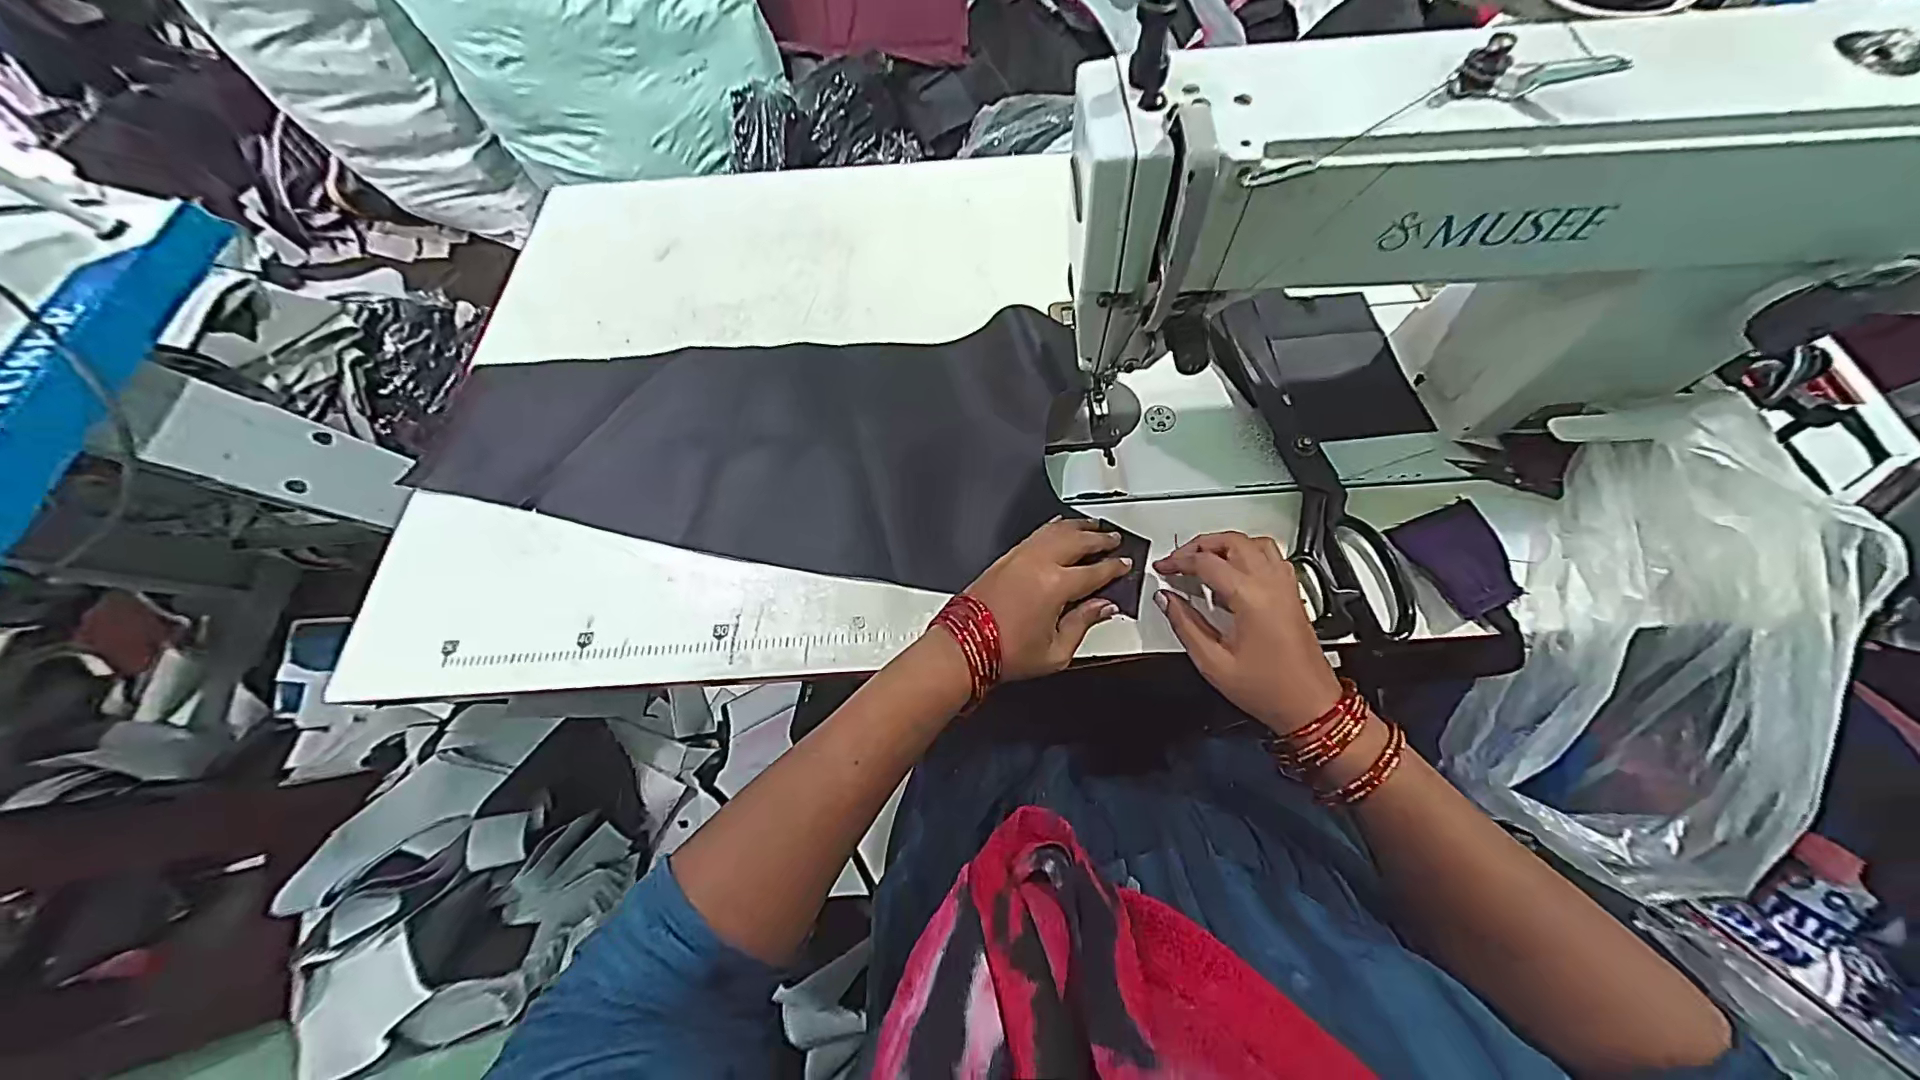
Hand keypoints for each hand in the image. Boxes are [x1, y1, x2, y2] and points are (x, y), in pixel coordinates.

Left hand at [960, 518, 1131, 681]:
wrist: (964, 647)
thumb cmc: (1002, 652)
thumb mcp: (1056, 652)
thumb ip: (1083, 624)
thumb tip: (1101, 608)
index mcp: (1055, 585)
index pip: (1095, 570)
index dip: (1114, 567)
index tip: (1124, 564)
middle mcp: (1037, 564)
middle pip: (1078, 541)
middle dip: (1100, 539)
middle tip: (1113, 539)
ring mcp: (1019, 557)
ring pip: (1055, 531)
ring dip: (1078, 527)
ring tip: (1092, 526)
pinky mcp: (1004, 559)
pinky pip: (1035, 534)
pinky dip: (1052, 528)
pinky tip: (1058, 528)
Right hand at [1153, 532, 1343, 733]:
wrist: (1310, 707)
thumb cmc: (1270, 690)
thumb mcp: (1213, 662)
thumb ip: (1185, 624)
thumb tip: (1167, 600)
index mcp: (1250, 598)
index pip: (1206, 562)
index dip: (1178, 561)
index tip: (1163, 568)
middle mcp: (1271, 585)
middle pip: (1232, 542)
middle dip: (1199, 545)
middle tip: (1178, 558)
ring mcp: (1286, 588)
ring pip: (1254, 543)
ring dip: (1225, 544)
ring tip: (1203, 557)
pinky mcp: (1292, 595)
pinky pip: (1271, 556)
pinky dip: (1247, 552)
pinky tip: (1234, 568)